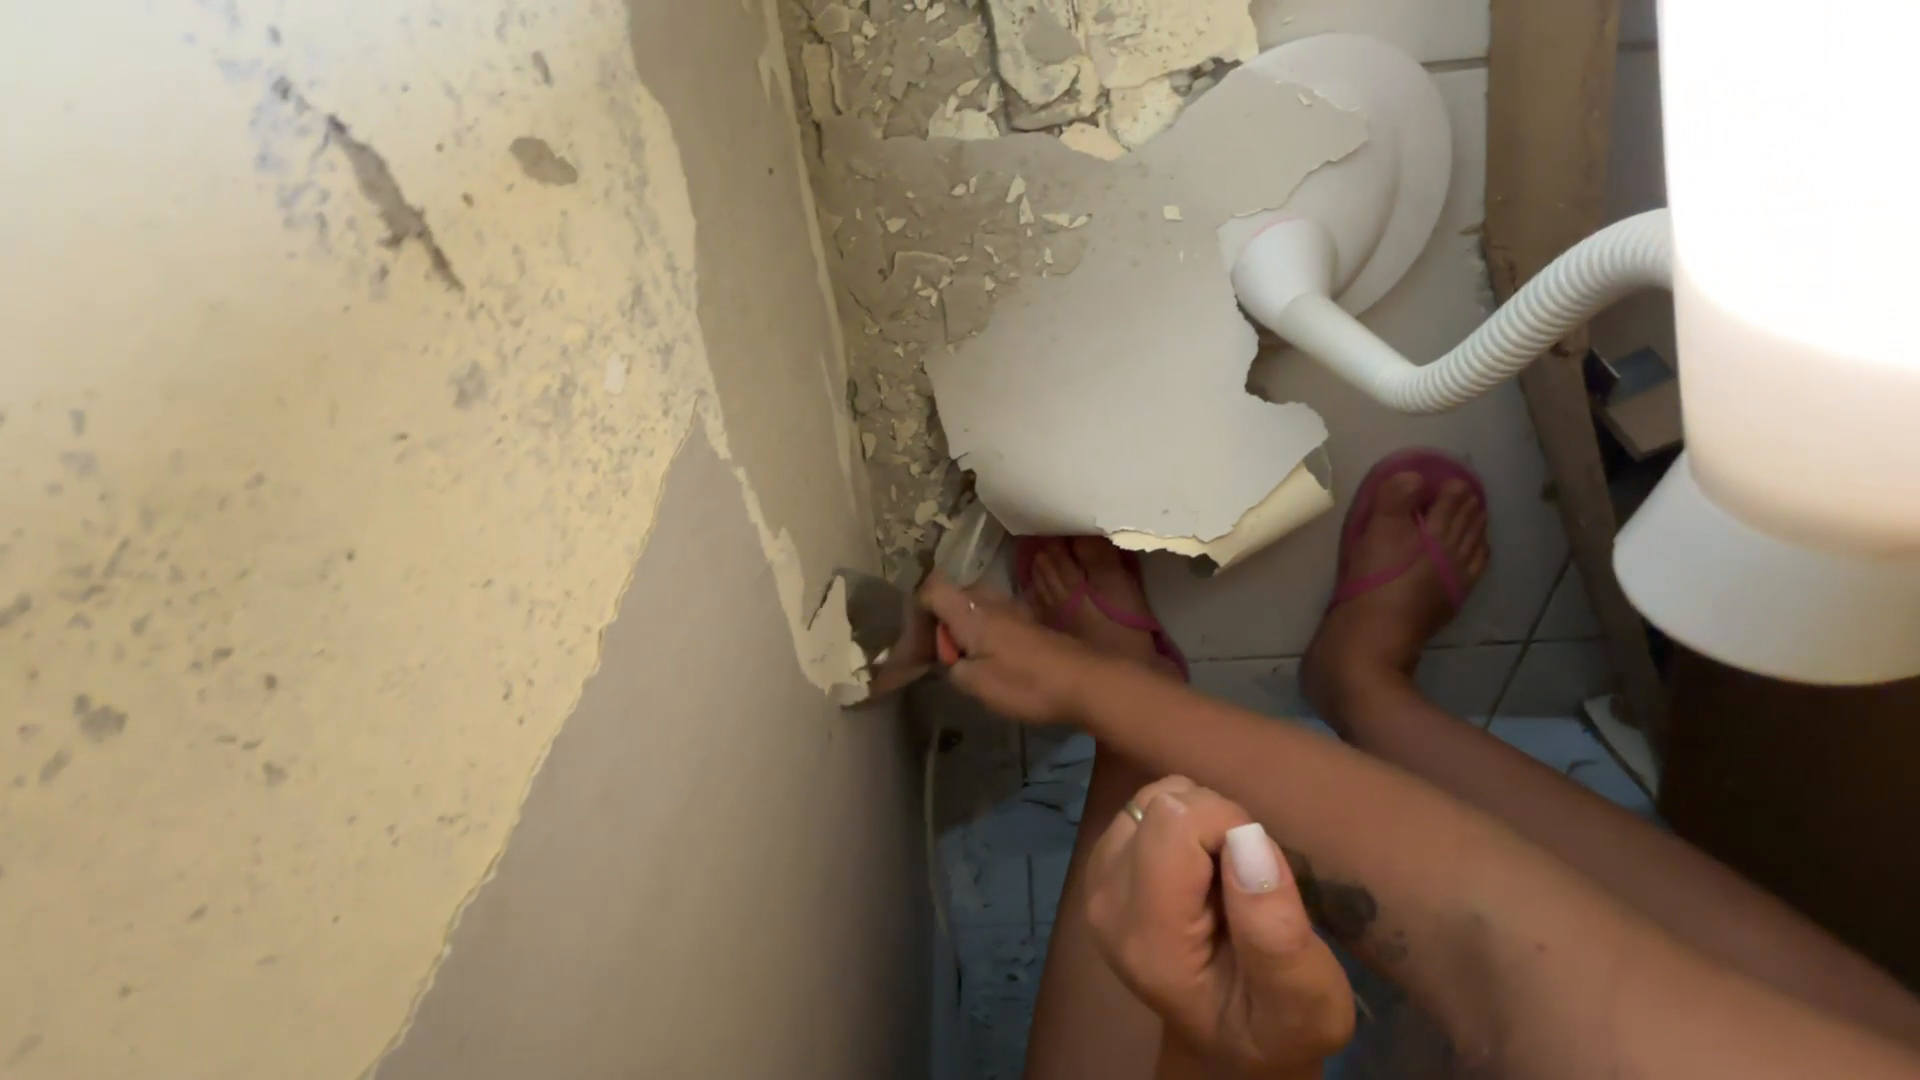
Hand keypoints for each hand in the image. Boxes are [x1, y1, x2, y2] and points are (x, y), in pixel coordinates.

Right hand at [917, 571, 1102, 724]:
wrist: (1086, 683)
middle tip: (937, 658)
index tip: (916, 641)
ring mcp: (1014, 611)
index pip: (932, 588)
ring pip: (975, 609)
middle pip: (953, 598)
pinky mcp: (1030, 625)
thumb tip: (952, 660)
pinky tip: (989, 663)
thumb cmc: (1025, 682)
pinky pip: (994, 621)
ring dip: (963, 631)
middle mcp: (990, 602)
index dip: (917, 609)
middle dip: (939, 623)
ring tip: (962, 663)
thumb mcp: (975, 683)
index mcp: (970, 611)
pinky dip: (983, 637)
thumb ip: (953, 667)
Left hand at [1085, 776, 1354, 1077]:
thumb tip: (1248, 842)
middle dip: (1218, 822)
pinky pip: (1149, 806)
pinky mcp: (1107, 859)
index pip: (1174, 823)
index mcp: (1147, 936)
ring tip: (1225, 875)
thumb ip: (1276, 934)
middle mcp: (1108, 899)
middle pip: (1162, 805)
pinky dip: (1186, 822)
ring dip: (1202, 821)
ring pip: (1155, 797)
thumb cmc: (1274, 1025)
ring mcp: (1100, 876)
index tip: (1261, 875)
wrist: (1229, 1038)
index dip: (1230, 827)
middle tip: (1246, 878)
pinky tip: (1203, 866)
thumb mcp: (1305, 1004)